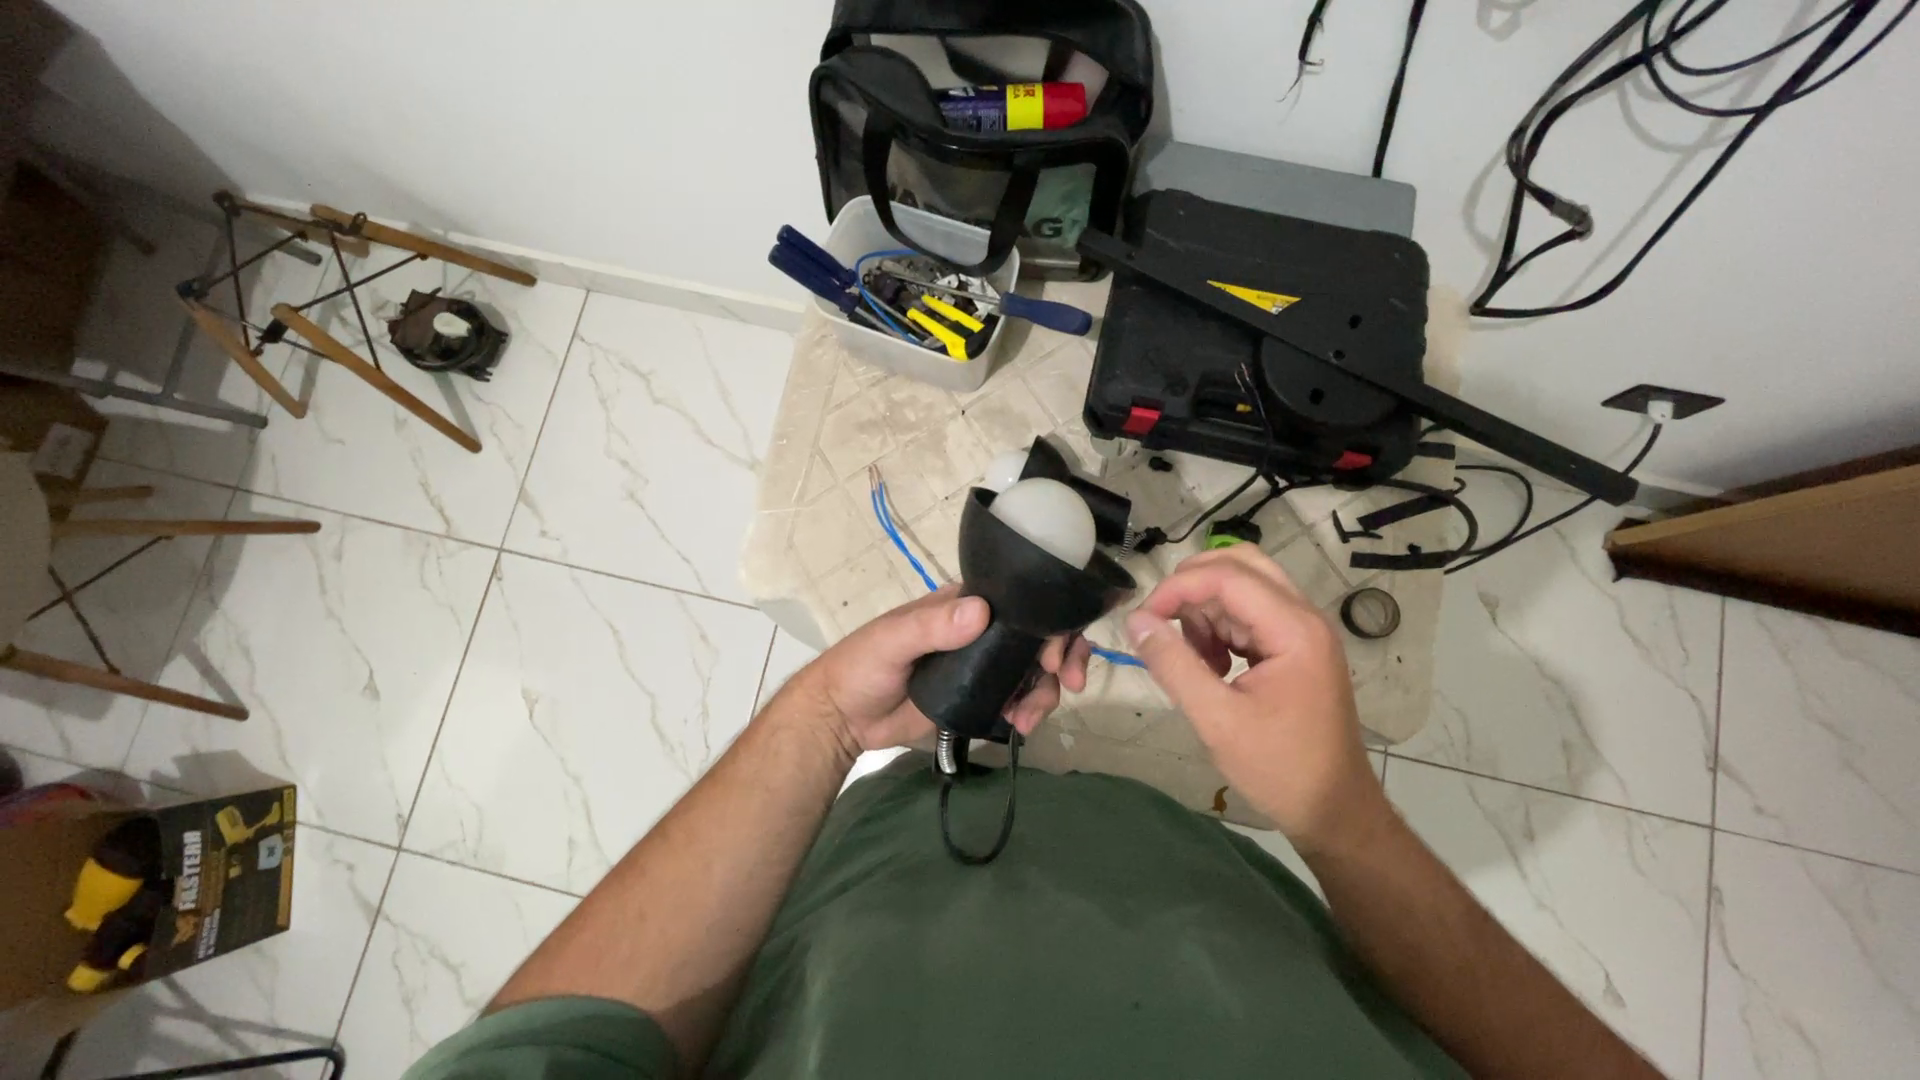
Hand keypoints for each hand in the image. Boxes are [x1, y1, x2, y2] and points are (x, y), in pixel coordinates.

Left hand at [788, 587, 1091, 758]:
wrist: (844, 718)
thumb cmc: (862, 666)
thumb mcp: (892, 640)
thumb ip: (933, 626)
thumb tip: (981, 611)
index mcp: (962, 604)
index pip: (1020, 601)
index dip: (1049, 622)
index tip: (1053, 654)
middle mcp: (981, 630)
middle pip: (1038, 636)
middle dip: (1062, 656)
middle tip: (1065, 684)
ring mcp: (983, 665)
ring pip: (1034, 671)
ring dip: (1045, 692)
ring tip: (1028, 719)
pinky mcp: (979, 697)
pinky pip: (1017, 699)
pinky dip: (1028, 710)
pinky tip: (1019, 726)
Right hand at [1125, 545, 1390, 855]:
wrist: (1333, 810)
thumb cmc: (1279, 768)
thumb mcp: (1217, 720)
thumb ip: (1174, 665)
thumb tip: (1135, 621)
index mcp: (1294, 630)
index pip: (1229, 577)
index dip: (1178, 587)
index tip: (1142, 618)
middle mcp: (1304, 618)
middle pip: (1241, 566)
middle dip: (1192, 585)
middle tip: (1160, 621)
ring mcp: (1303, 632)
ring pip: (1244, 588)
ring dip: (1205, 610)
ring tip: (1190, 659)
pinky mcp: (1296, 649)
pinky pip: (1250, 615)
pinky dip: (1220, 629)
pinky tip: (1211, 668)